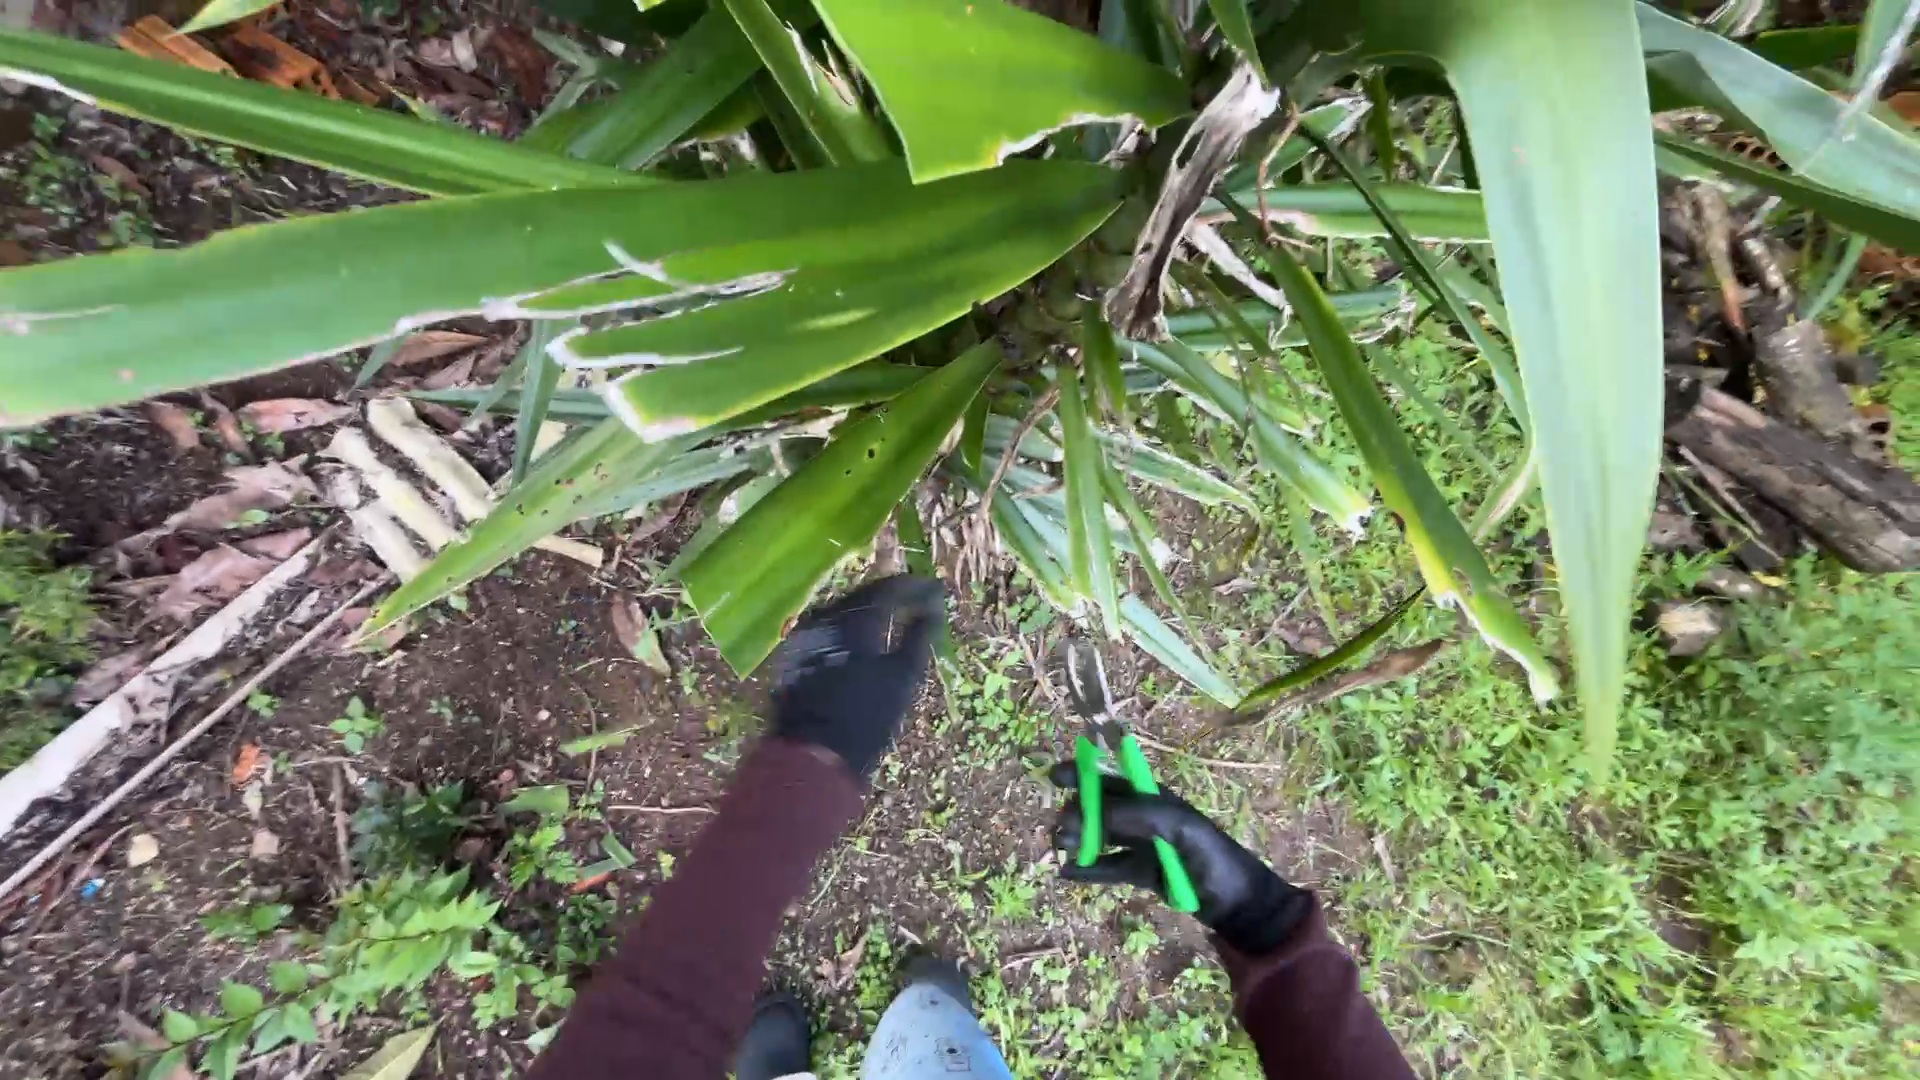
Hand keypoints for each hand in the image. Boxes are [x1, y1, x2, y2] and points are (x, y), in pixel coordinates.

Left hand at [770, 576, 944, 780]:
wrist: (815, 753)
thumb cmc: (867, 717)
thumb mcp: (903, 677)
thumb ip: (920, 635)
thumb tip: (934, 606)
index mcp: (856, 620)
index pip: (888, 588)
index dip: (913, 586)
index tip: (932, 590)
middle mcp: (827, 618)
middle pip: (863, 595)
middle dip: (889, 595)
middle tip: (912, 600)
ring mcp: (807, 634)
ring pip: (843, 609)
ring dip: (867, 610)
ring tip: (889, 618)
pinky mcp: (796, 651)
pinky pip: (828, 627)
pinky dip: (849, 627)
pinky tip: (861, 639)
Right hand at [1049, 763, 1310, 955]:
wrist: (1239, 904)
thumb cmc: (1211, 856)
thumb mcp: (1175, 829)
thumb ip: (1132, 816)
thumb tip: (1085, 812)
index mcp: (1154, 797)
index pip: (1110, 778)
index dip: (1082, 773)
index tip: (1053, 777)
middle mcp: (1144, 817)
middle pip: (1100, 807)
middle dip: (1075, 813)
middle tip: (1059, 830)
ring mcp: (1143, 845)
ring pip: (1100, 836)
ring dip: (1078, 840)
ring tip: (1060, 850)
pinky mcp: (1142, 873)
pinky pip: (1108, 867)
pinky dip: (1087, 869)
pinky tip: (1066, 873)